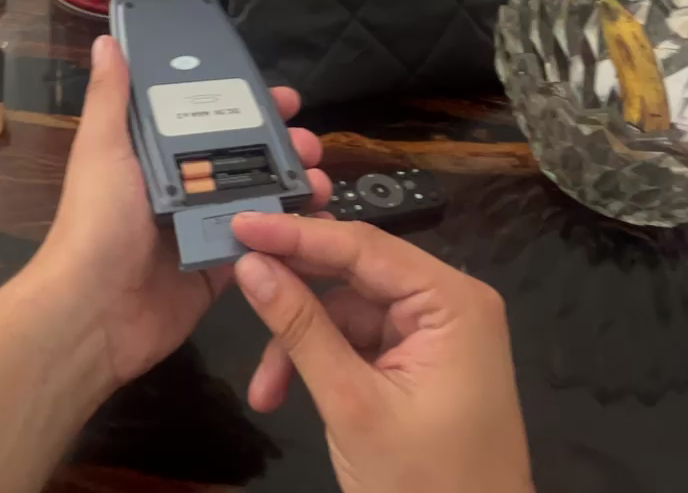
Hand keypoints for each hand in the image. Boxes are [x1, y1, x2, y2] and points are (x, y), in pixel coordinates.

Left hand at [27, 35, 331, 388]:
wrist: (93, 314)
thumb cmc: (98, 221)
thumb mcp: (102, 148)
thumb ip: (111, 97)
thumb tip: (106, 39)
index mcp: (156, 154)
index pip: (210, 117)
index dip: (248, 104)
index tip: (287, 98)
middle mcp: (182, 185)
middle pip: (243, 156)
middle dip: (283, 146)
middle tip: (311, 143)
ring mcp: (202, 227)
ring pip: (259, 198)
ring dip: (293, 186)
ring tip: (320, 181)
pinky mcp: (217, 268)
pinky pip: (260, 246)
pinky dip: (289, 235)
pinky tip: (318, 223)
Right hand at [231, 214, 533, 492]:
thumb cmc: (426, 487)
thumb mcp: (353, 405)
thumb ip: (300, 328)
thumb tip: (250, 265)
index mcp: (451, 299)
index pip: (363, 246)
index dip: (297, 232)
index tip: (242, 222)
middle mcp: (445, 301)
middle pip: (352, 272)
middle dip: (294, 292)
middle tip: (236, 277)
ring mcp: (429, 330)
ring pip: (344, 309)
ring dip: (298, 342)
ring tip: (264, 387)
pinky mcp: (413, 358)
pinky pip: (353, 339)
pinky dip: (316, 361)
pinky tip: (282, 391)